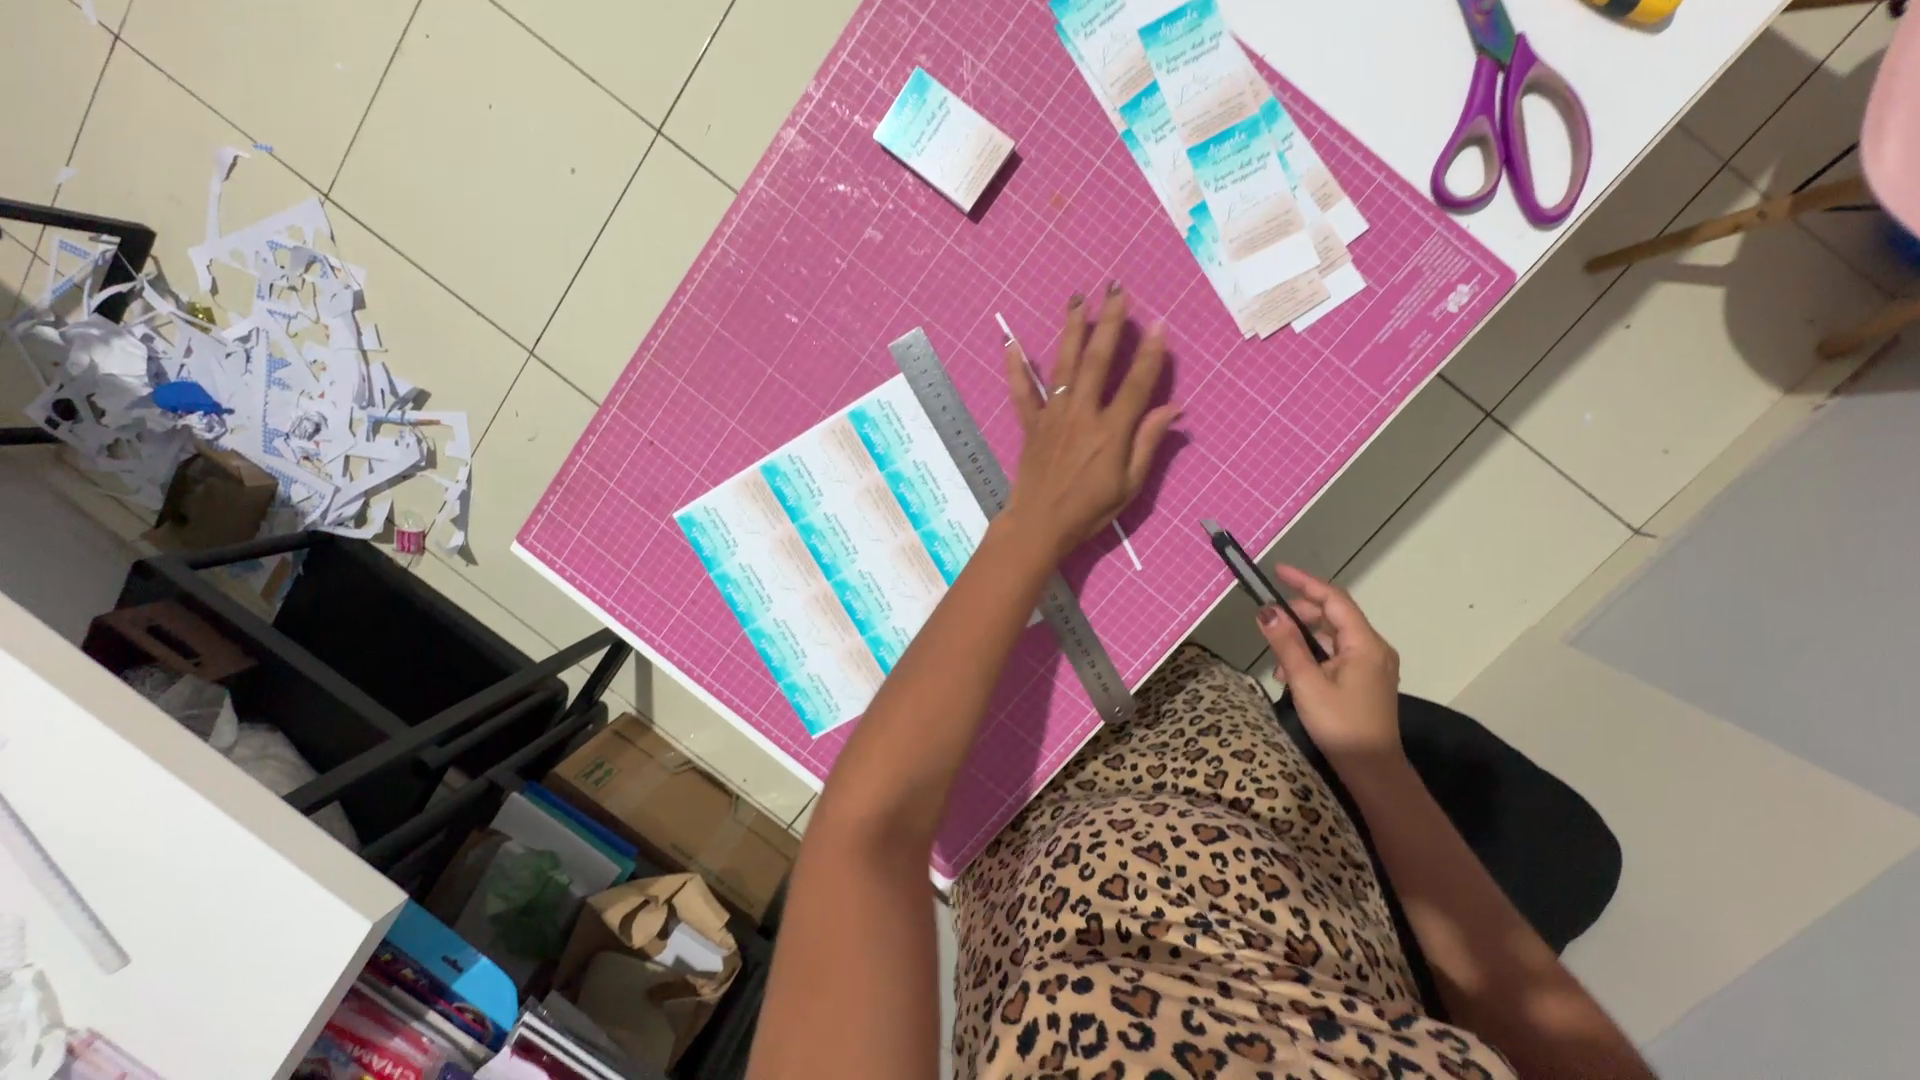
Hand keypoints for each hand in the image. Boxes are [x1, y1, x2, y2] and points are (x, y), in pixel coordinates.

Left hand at [1001, 285, 1181, 559]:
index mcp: (1111, 430)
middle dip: (1110, 322)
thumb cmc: (1090, 510)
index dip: (1151, 353)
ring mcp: (1053, 416)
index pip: (1136, 383)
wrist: (1041, 525)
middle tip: (1116, 289)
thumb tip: (1173, 408)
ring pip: (1064, 364)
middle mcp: (1082, 414)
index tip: (1159, 322)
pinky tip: (1010, 342)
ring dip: (1072, 329)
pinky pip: (1022, 391)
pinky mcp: (1031, 424)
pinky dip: (1015, 367)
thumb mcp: (1130, 484)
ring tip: (1077, 298)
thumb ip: (1148, 442)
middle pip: (1099, 360)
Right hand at [1256, 565, 1403, 764]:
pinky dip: (1314, 657)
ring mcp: (1373, 665)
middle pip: (1334, 616)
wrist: (1372, 769)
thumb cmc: (1339, 724)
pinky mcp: (1367, 680)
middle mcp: (1374, 647)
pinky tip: (1294, 676)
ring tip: (1278, 664)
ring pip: (1333, 638)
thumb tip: (1266, 611)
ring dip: (1303, 641)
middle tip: (1271, 624)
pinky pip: (1337, 655)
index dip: (1304, 583)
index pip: (1333, 599)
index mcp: (1364, 643)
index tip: (1277, 572)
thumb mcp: (1306, 682)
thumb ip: (1286, 644)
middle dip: (1300, 615)